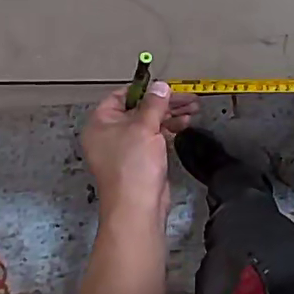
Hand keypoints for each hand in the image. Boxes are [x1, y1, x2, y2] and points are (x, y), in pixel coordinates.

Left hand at [81, 83, 198, 229]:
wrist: (138, 207)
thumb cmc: (133, 166)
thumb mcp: (144, 126)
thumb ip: (154, 103)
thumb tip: (161, 86)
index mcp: (100, 122)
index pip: (121, 96)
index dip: (143, 89)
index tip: (164, 86)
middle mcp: (109, 134)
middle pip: (138, 109)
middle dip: (164, 103)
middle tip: (187, 97)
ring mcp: (124, 148)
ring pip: (148, 123)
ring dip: (170, 115)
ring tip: (193, 108)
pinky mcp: (139, 160)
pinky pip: (153, 138)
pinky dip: (168, 129)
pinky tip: (184, 123)